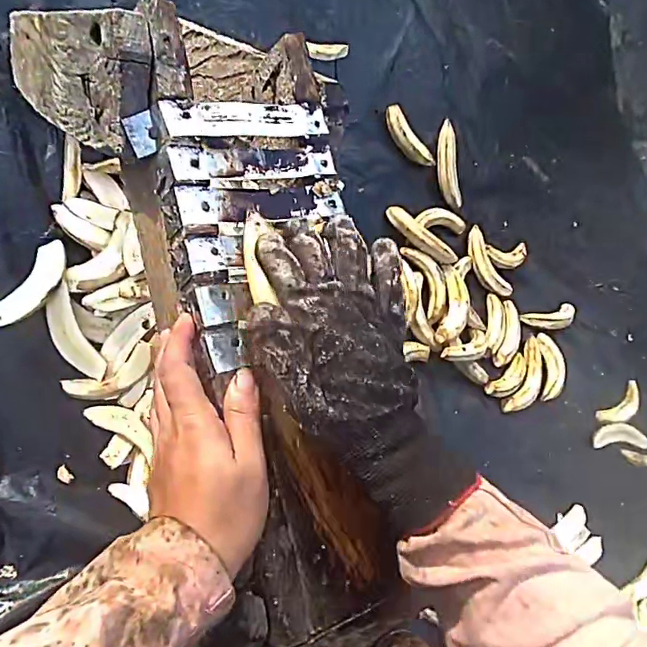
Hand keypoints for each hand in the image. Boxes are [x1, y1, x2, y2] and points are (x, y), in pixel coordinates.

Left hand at [148, 313, 268, 575]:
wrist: (189, 558)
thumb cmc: (225, 517)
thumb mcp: (249, 464)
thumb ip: (244, 417)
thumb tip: (242, 379)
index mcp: (193, 426)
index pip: (176, 370)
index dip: (178, 341)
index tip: (185, 321)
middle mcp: (171, 432)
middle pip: (161, 380)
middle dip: (167, 350)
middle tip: (178, 331)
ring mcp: (162, 449)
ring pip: (157, 398)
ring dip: (165, 372)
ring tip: (176, 357)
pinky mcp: (161, 465)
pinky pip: (160, 419)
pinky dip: (167, 398)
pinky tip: (177, 403)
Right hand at [245, 216, 477, 538]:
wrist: (373, 423)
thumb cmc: (323, 402)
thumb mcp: (281, 372)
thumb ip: (268, 336)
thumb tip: (257, 310)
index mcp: (302, 309)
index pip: (280, 267)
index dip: (268, 250)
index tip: (261, 237)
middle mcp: (334, 296)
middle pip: (316, 254)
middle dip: (303, 236)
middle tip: (298, 227)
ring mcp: (365, 301)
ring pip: (354, 256)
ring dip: (344, 237)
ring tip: (338, 223)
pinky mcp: (389, 314)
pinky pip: (389, 278)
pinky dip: (386, 261)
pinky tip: (383, 248)